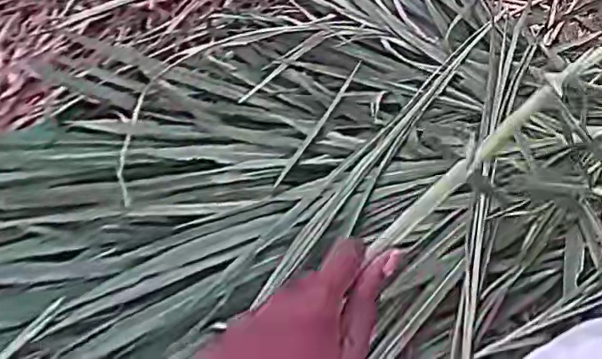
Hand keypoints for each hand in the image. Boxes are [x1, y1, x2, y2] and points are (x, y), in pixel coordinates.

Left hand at [203, 240, 398, 358]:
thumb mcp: (351, 356)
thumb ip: (367, 304)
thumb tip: (385, 264)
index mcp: (317, 302)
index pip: (347, 254)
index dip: (360, 262)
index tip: (365, 271)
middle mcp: (278, 304)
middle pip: (311, 283)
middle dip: (322, 305)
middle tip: (328, 345)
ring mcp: (243, 326)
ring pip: (278, 309)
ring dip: (289, 327)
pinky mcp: (217, 349)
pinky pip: (246, 332)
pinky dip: (258, 346)